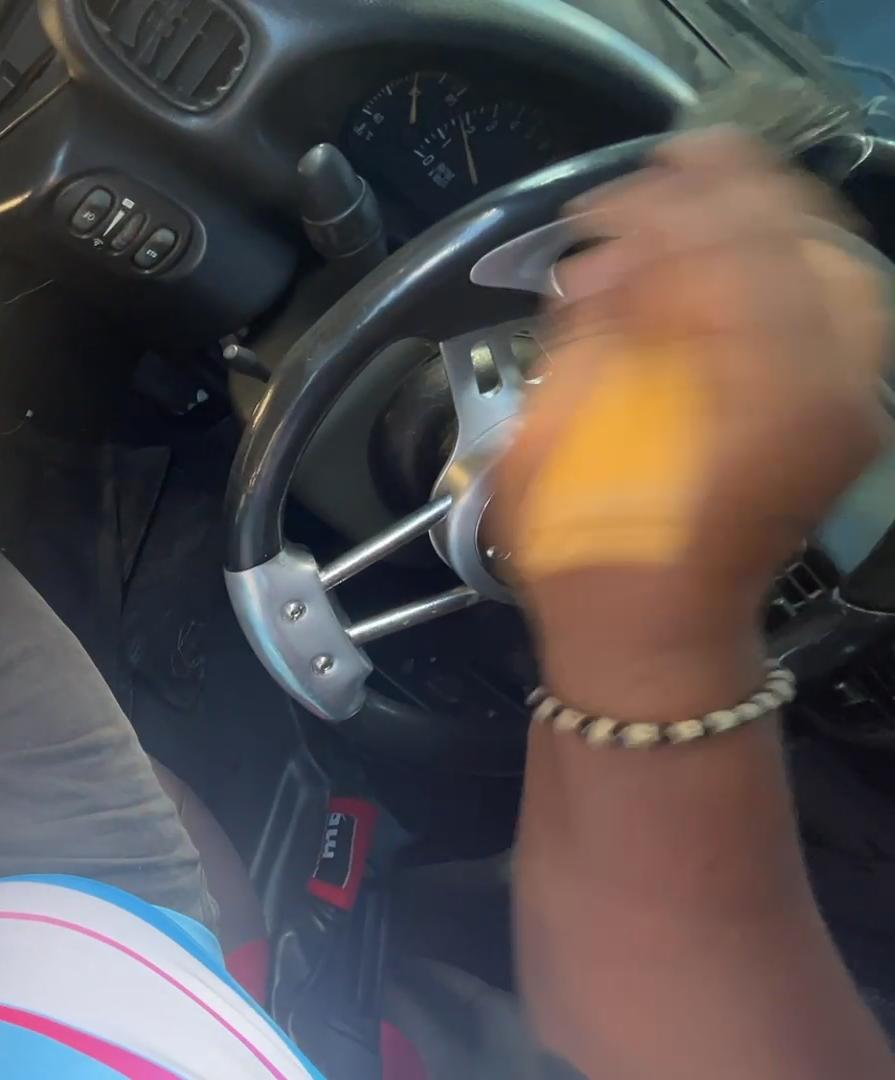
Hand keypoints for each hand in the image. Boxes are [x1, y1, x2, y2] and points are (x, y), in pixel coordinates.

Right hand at [492, 130, 889, 718]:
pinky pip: (843, 307)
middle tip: (666, 161)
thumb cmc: (580, 549)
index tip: (595, 201)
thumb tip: (595, 273)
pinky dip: (795, 263)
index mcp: (743, 394)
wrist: (649, 624)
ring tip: (710, 190)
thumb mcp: (550, 449)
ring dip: (771, 218)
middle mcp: (830, 383)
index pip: (718, 257)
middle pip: (799, 245)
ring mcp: (853, 398)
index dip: (656, 212)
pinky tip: (746, 254)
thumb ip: (584, 349)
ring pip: (839, 266)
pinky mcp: (846, 412)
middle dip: (728, 192)